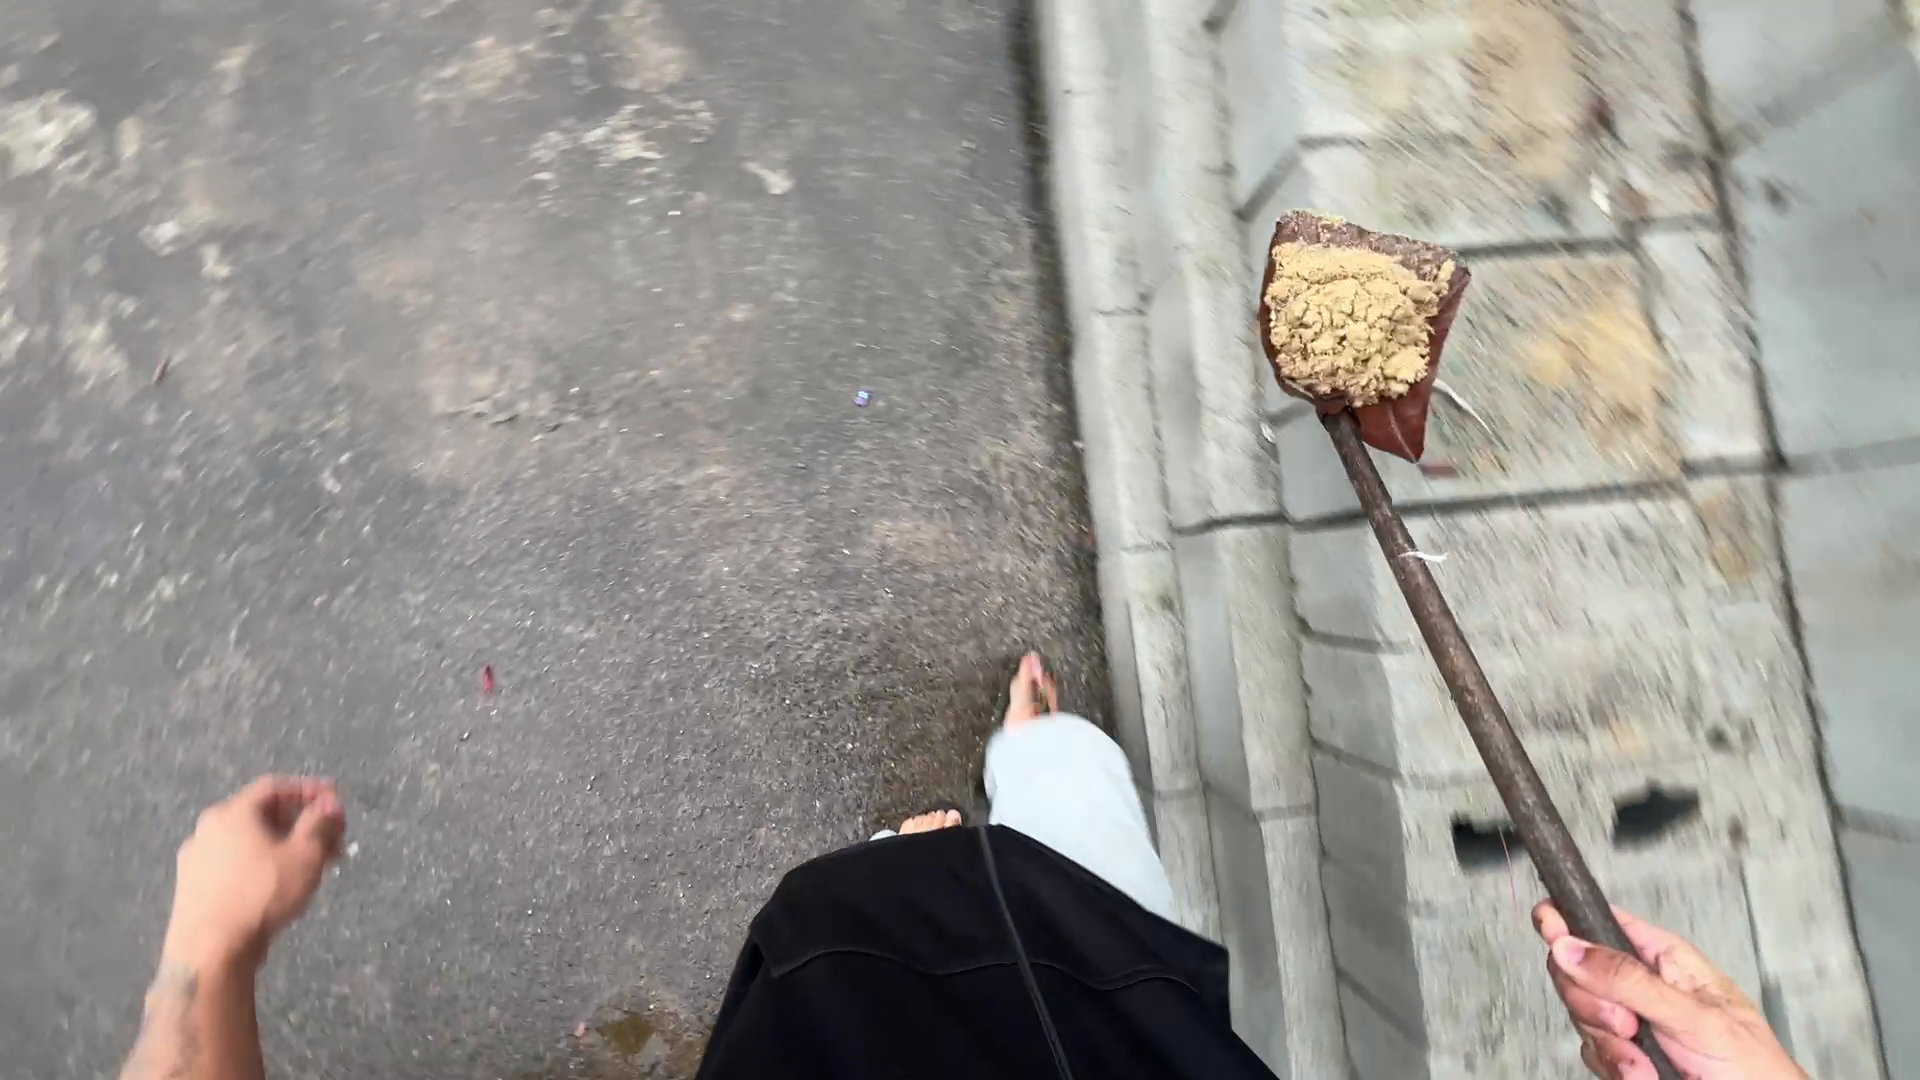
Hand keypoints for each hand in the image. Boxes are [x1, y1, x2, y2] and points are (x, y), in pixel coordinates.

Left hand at [161, 776, 346, 971]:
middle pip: (264, 812)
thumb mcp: (307, 852)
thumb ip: (320, 821)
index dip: (311, 789)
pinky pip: (238, 859)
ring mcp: (196, 861)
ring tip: (319, 859)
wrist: (210, 952)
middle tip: (334, 833)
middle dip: (305, 819)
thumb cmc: (263, 892)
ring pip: (253, 838)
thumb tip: (329, 804)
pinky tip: (289, 877)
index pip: (276, 787)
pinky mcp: (194, 886)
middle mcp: (207, 831)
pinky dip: (267, 858)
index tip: (337, 802)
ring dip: (290, 841)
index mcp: (231, 815)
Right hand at [1532, 901, 1803, 1079]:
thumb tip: (1566, 945)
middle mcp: (1636, 981)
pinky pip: (1589, 1045)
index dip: (1563, 919)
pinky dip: (1612, 1065)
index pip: (1593, 917)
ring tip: (1644, 1063)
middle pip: (1571, 966)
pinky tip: (1643, 1074)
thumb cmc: (1759, 1074)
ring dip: (1607, 1042)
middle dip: (1591, 1002)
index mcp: (1660, 957)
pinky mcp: (1620, 1050)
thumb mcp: (1697, 1019)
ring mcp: (1626, 1016)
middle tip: (1624, 1024)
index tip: (1551, 933)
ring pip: (1577, 1009)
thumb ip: (1629, 979)